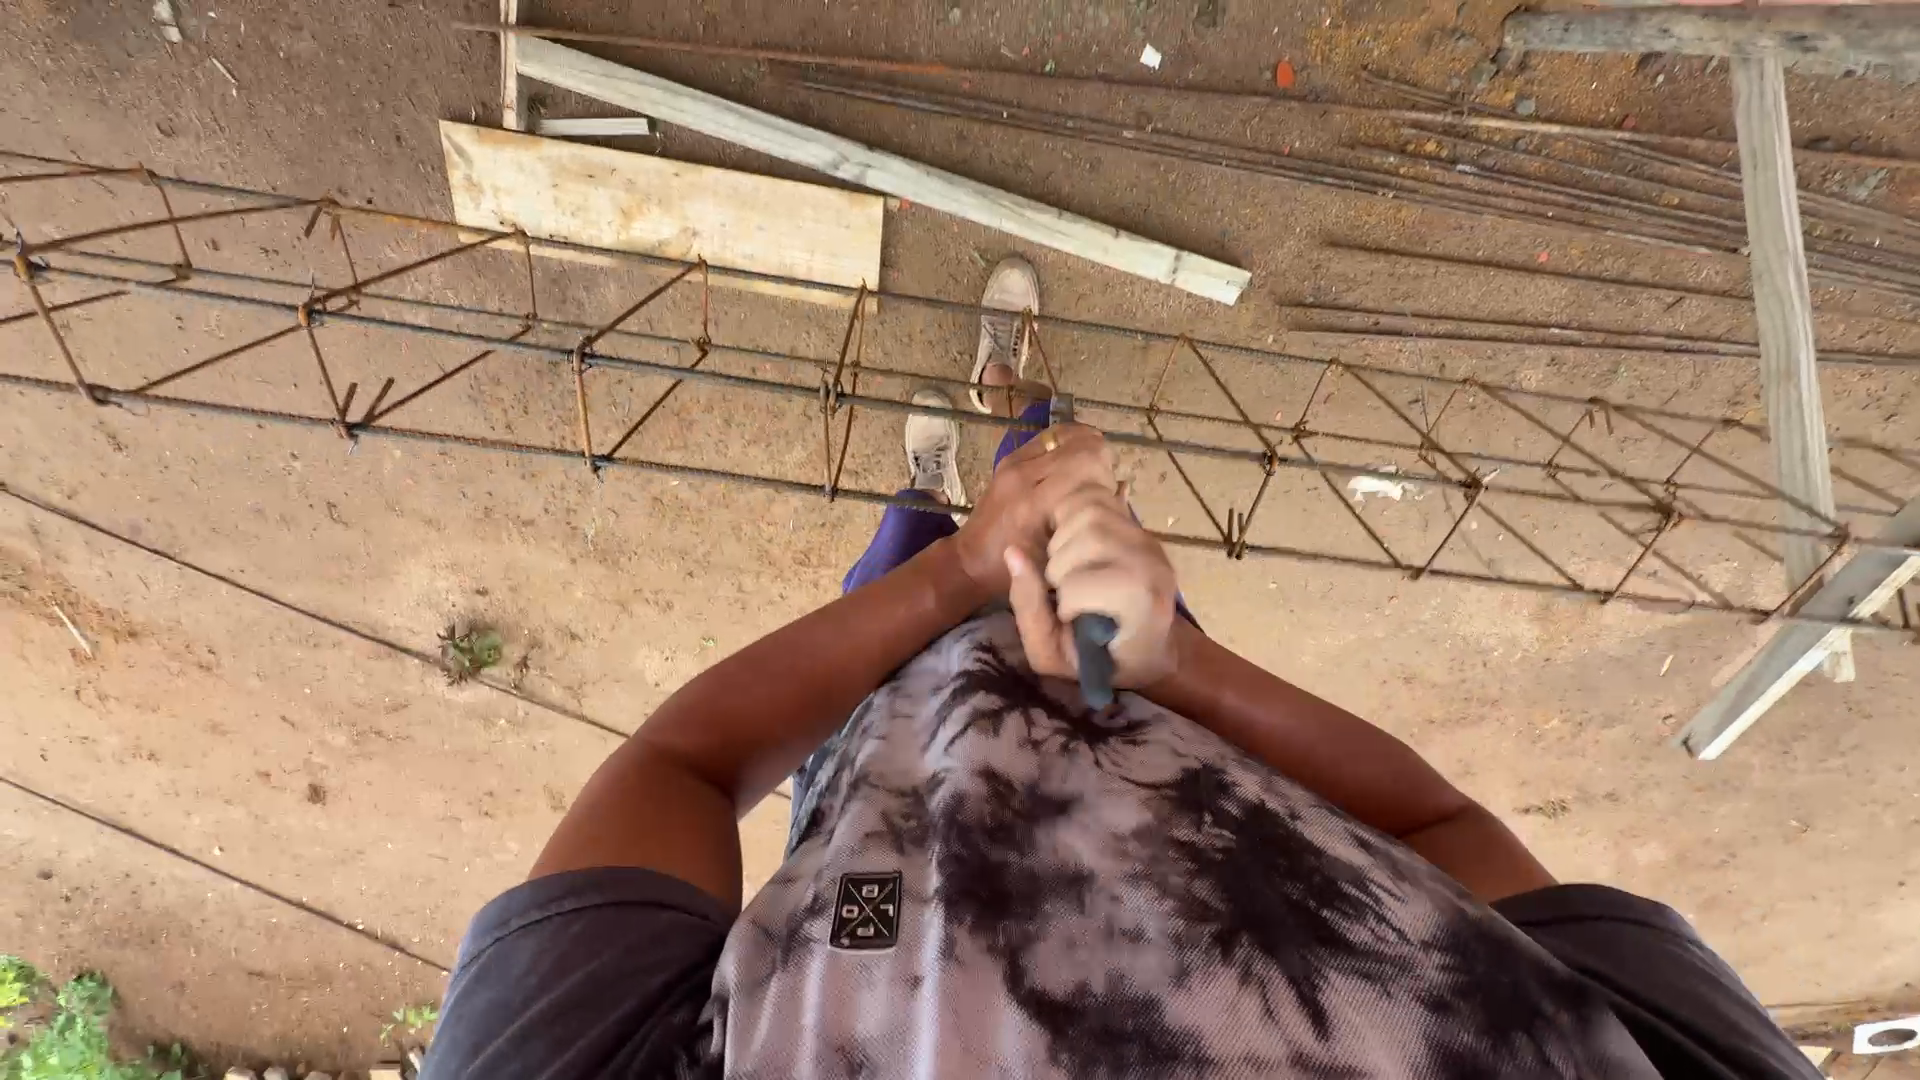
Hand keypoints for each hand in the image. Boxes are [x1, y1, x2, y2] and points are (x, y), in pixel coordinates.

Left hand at [951, 422, 1116, 595]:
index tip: (1110, 493)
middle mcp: (1024, 478)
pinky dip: (1067, 441)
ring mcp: (1013, 464)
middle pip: (1078, 446)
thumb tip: (1124, 486)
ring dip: (1084, 444)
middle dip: (1100, 457)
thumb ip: (1091, 520)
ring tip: (1094, 464)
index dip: (1106, 475)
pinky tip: (1078, 456)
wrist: (971, 561)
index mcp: (1036, 504)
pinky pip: (1046, 437)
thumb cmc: (1018, 570)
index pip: (1086, 465)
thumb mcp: (1059, 556)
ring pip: (1063, 435)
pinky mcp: (1008, 460)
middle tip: (1104, 478)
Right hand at [1005, 482, 1180, 688]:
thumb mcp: (1053, 656)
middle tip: (1062, 589)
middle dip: (1060, 564)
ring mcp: (1147, 538)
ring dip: (1063, 539)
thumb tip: (1012, 553)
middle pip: (1089, 537)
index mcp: (1141, 604)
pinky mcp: (1136, 523)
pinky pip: (1095, 497)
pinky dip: (1069, 513)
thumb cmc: (1100, 660)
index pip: (1085, 584)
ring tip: (1066, 566)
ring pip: (1090, 511)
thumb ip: (1029, 612)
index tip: (1071, 619)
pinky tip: (1069, 542)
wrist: (1146, 648)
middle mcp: (1153, 563)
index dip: (1067, 602)